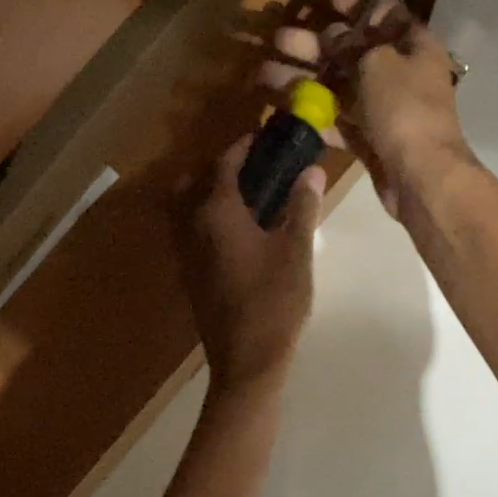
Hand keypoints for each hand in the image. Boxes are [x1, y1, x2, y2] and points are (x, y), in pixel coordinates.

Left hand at [178, 136, 322, 392]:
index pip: (225, 161)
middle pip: (196, 179)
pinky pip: (191, 230)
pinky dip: (208, 217)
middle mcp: (190, 224)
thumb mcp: (296, 251)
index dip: (245, 145)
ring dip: (211, 191)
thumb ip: (302, 206)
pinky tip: (240, 231)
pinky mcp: (189, 273)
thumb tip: (312, 170)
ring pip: (188, 205)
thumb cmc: (274, 303)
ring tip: (249, 196)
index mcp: (215, 211)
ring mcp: (185, 251)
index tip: (267, 136)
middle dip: (222, 165)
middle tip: (256, 167)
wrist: (246, 360)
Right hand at [261, 0, 473, 218]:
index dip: (357, 4)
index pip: (385, 13)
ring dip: (304, 78)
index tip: (327, 2)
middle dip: (314, 44)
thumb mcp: (376, 62)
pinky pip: (339, 120)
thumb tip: (332, 35)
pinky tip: (284, 109)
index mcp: (414, 44)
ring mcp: (385, 108)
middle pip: (353, 51)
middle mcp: (401, 72)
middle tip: (279, 38)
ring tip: (265, 73)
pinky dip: (314, 114)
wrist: (420, 175)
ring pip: (340, 87)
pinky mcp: (370, 139)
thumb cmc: (404, 107)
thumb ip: (351, 44)